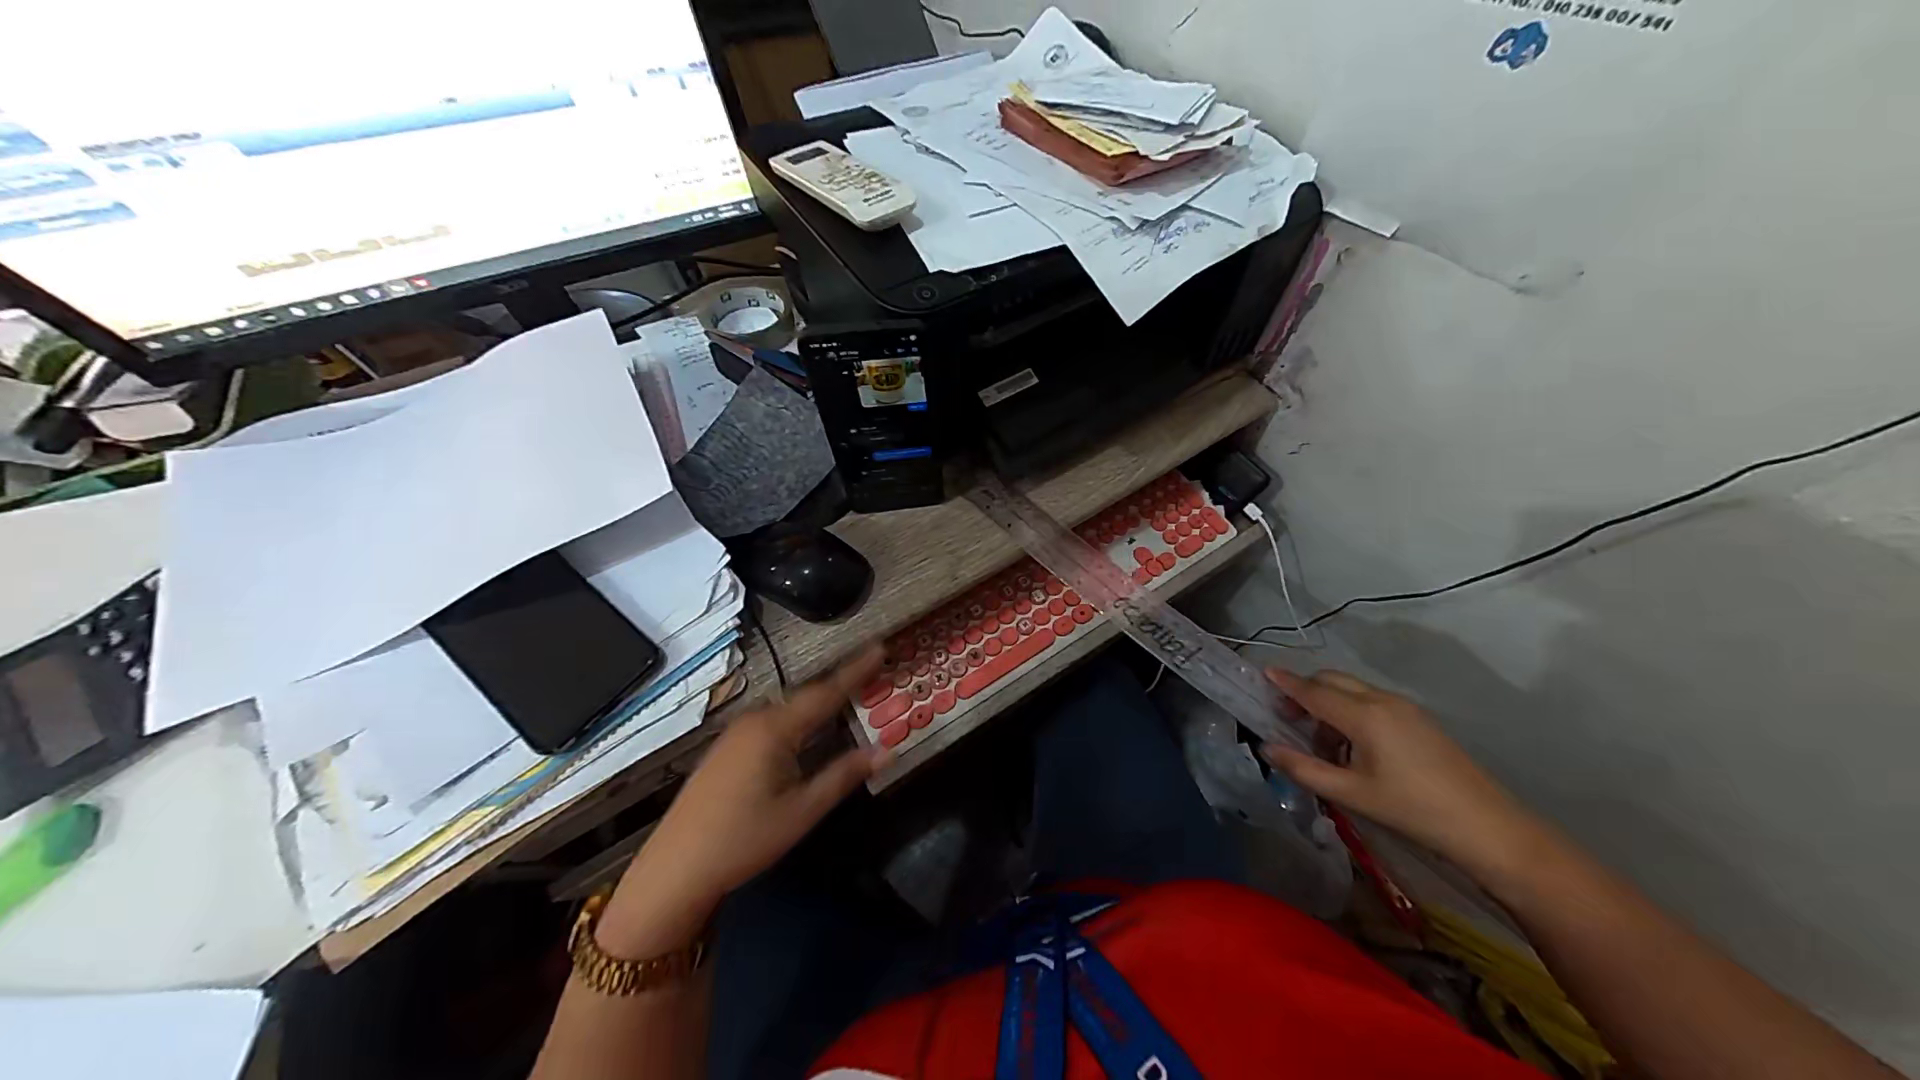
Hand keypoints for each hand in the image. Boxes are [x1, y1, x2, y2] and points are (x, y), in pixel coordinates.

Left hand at [596, 648, 887, 955]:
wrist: (677, 867)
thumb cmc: (744, 839)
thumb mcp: (802, 810)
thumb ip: (844, 775)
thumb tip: (888, 750)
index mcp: (775, 728)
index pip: (826, 692)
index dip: (856, 670)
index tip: (881, 647)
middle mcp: (755, 720)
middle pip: (807, 696)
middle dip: (841, 685)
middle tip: (874, 674)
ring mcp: (737, 733)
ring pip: (789, 709)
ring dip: (820, 703)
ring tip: (851, 697)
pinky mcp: (727, 748)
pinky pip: (773, 722)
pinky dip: (799, 719)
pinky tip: (810, 730)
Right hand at [1260, 668, 1539, 874]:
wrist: (1488, 827)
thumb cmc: (1412, 810)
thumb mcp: (1351, 794)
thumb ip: (1304, 768)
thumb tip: (1268, 748)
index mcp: (1364, 715)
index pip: (1313, 691)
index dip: (1286, 682)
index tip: (1263, 673)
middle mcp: (1382, 700)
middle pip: (1332, 681)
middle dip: (1305, 691)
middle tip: (1286, 717)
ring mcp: (1404, 707)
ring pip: (1351, 691)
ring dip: (1328, 705)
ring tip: (1321, 746)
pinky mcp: (1418, 719)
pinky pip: (1371, 702)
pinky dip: (1350, 712)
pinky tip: (1352, 748)